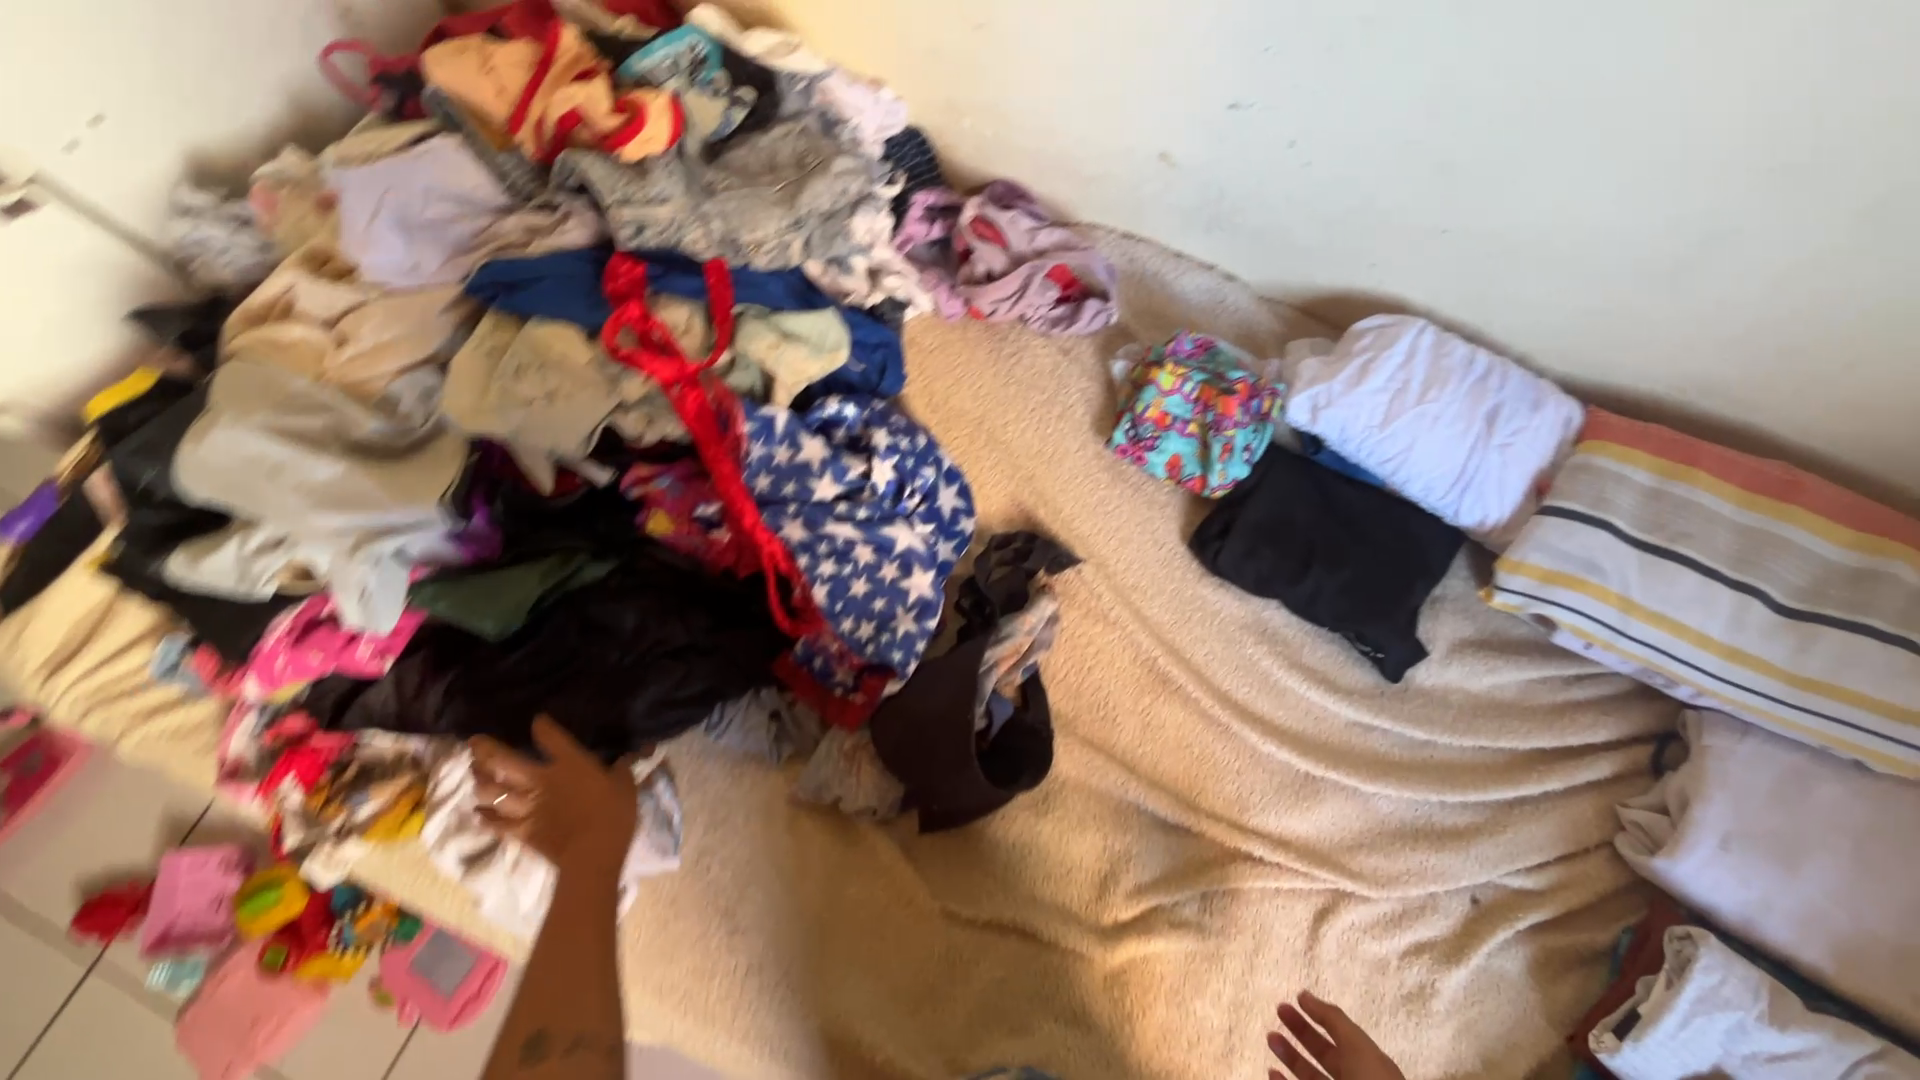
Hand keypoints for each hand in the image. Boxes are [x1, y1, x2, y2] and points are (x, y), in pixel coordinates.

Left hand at [470, 716, 640, 871]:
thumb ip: (621, 769)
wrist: (593, 855)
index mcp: (569, 763)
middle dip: (486, 749)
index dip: (541, 726)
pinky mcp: (521, 830)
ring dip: (481, 781)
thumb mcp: (625, 786)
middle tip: (474, 742)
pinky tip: (479, 812)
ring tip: (476, 774)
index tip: (537, 721)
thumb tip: (627, 757)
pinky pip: (496, 822)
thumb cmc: (614, 815)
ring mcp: (527, 805)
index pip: (549, 736)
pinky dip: (485, 817)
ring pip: (492, 791)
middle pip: (504, 761)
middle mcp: (541, 779)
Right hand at [1268, 992, 1406, 1079]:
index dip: (1319, 1016)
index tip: (1296, 998)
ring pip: (1309, 1077)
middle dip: (1301, 1031)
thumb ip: (1333, 1021)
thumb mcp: (1359, 1048)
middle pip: (1324, 1054)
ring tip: (1270, 1037)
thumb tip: (1305, 995)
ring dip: (1289, 1056)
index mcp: (1368, 1066)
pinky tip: (1271, 1073)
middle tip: (1279, 1009)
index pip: (1341, 1037)